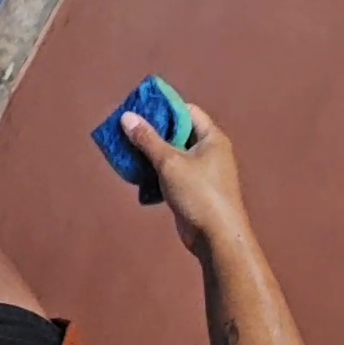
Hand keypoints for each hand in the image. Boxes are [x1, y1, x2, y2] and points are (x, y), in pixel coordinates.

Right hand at [120, 105, 250, 256]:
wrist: (216, 237)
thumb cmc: (198, 193)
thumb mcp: (169, 162)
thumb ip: (147, 139)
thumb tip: (127, 116)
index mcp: (211, 138)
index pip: (187, 111)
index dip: (164, 107)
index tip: (139, 108)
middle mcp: (209, 151)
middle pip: (177, 132)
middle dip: (152, 131)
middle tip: (127, 128)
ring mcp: (201, 171)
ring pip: (171, 153)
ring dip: (150, 153)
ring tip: (126, 149)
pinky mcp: (192, 188)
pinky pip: (170, 172)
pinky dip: (155, 171)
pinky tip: (137, 173)